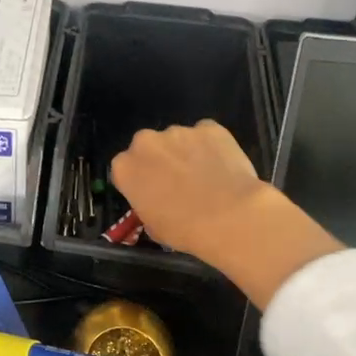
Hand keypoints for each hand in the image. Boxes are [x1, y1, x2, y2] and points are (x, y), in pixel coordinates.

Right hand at [111, 121, 341, 308]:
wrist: (230, 216)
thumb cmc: (185, 229)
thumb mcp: (153, 226)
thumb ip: (147, 205)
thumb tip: (158, 201)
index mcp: (125, 167)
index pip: (125, 169)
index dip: (140, 181)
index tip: (152, 194)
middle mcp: (145, 142)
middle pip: (148, 147)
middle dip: (159, 161)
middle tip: (178, 183)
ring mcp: (178, 131)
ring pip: (177, 140)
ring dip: (185, 153)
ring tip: (206, 177)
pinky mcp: (209, 127)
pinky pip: (206, 135)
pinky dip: (211, 146)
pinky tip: (223, 167)